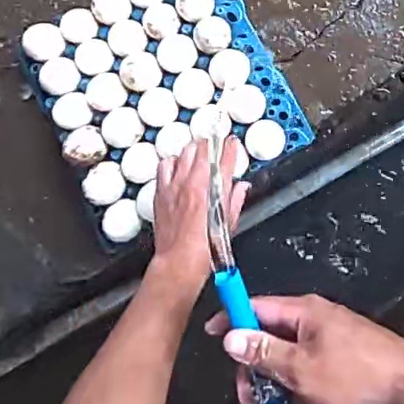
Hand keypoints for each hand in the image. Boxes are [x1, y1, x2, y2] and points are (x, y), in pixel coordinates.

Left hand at [147, 137, 249, 287]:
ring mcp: (176, 185)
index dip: (230, 146)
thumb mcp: (230, 223)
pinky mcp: (162, 191)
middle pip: (203, 148)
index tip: (231, 142)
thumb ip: (236, 200)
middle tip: (215, 145)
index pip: (225, 157)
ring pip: (184, 152)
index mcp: (215, 189)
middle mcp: (195, 182)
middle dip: (211, 144)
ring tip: (196, 152)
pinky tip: (176, 166)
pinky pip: (165, 165)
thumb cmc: (205, 249)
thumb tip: (241, 187)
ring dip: (192, 150)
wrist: (179, 261)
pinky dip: (172, 162)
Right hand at [206, 294, 403, 403]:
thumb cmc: (353, 376)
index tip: (211, 334)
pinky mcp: (344, 358)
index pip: (257, 306)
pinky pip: (313, 371)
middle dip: (260, 368)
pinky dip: (310, 392)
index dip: (232, 318)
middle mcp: (315, 317)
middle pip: (272, 337)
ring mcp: (331, 337)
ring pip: (293, 360)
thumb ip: (264, 352)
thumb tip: (230, 335)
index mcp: (303, 311)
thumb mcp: (301, 369)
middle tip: (252, 398)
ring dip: (288, 386)